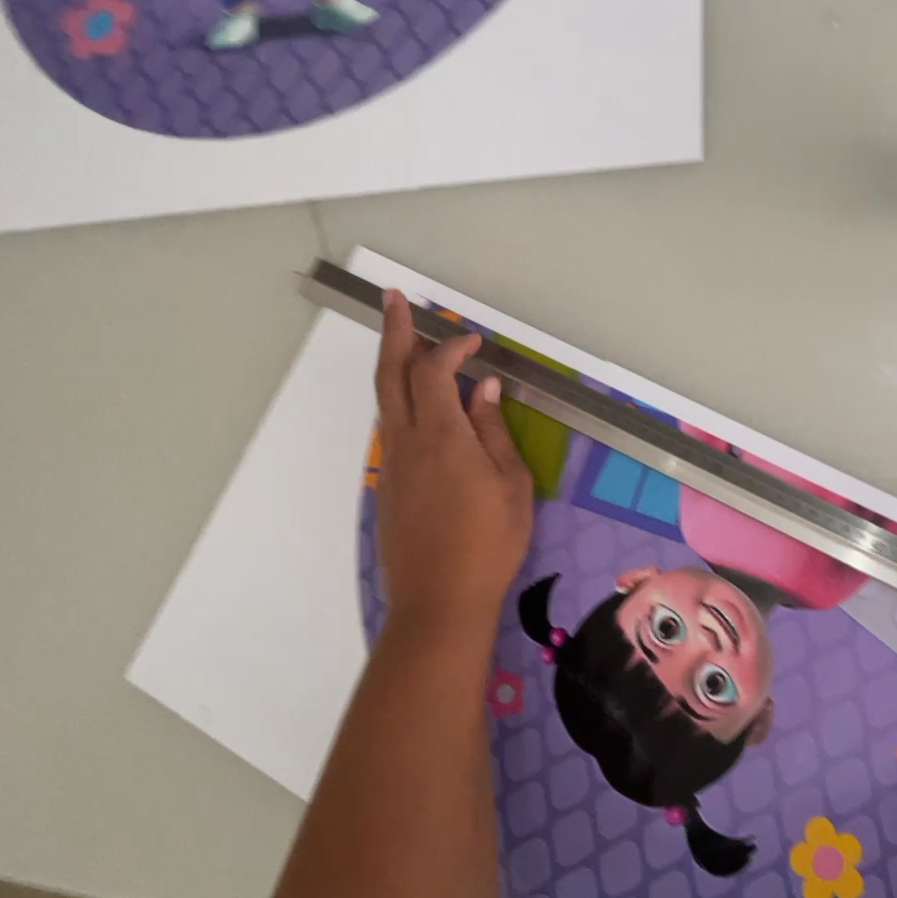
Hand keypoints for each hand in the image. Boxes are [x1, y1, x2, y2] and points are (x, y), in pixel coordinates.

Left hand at [373, 289, 535, 630]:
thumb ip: (494, 432)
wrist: (439, 599)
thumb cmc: (489, 542)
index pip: (435, 373)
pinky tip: (423, 406)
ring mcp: (393, 464)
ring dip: (394, 364)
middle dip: (393, 332)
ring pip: (385, 400)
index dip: (450, 348)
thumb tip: (485, 390)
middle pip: (390, 375)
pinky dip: (402, 400)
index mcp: (442, 437)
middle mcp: (407, 441)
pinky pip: (393, 428)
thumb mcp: (511, 484)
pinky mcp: (389, 484)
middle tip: (392, 298)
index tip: (474, 341)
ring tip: (407, 342)